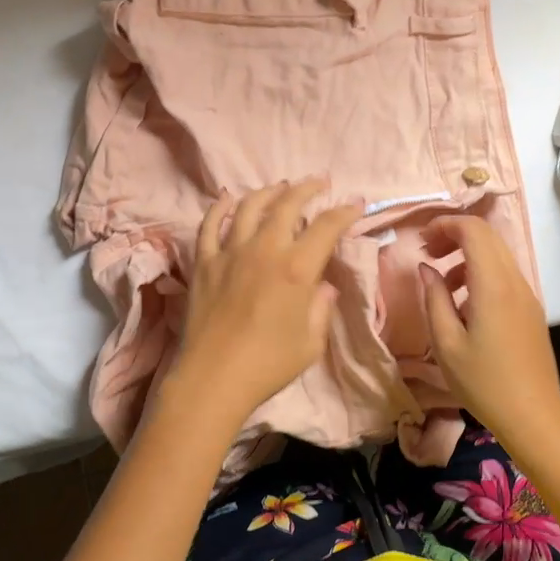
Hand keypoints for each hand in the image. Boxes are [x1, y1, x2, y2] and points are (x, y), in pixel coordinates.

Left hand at [167, 180, 358, 425]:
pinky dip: (221, 207)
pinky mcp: (204, 261)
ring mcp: (230, 251)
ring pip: (250, 206)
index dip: (344, 212)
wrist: (213, 378)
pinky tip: (229, 199)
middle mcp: (264, 249)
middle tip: (319, 183)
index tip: (355, 204)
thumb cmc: (268, 365)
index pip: (326, 227)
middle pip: (287, 204)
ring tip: (280, 186)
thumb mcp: (310, 343)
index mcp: (296, 268)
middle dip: (307, 188)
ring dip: (269, 191)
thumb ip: (320, 308)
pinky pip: (210, 224)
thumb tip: (323, 285)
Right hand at [419, 217, 559, 441]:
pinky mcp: (531, 310)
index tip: (421, 240)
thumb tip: (427, 269)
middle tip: (428, 253)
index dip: (445, 225)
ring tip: (442, 282)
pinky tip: (464, 305)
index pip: (473, 230)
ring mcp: (527, 295)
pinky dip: (481, 273)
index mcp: (493, 285)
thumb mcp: (446, 343)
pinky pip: (504, 275)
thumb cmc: (484, 382)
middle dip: (454, 235)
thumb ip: (434, 298)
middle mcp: (515, 282)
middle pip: (487, 236)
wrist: (534, 418)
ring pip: (497, 254)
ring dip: (467, 255)